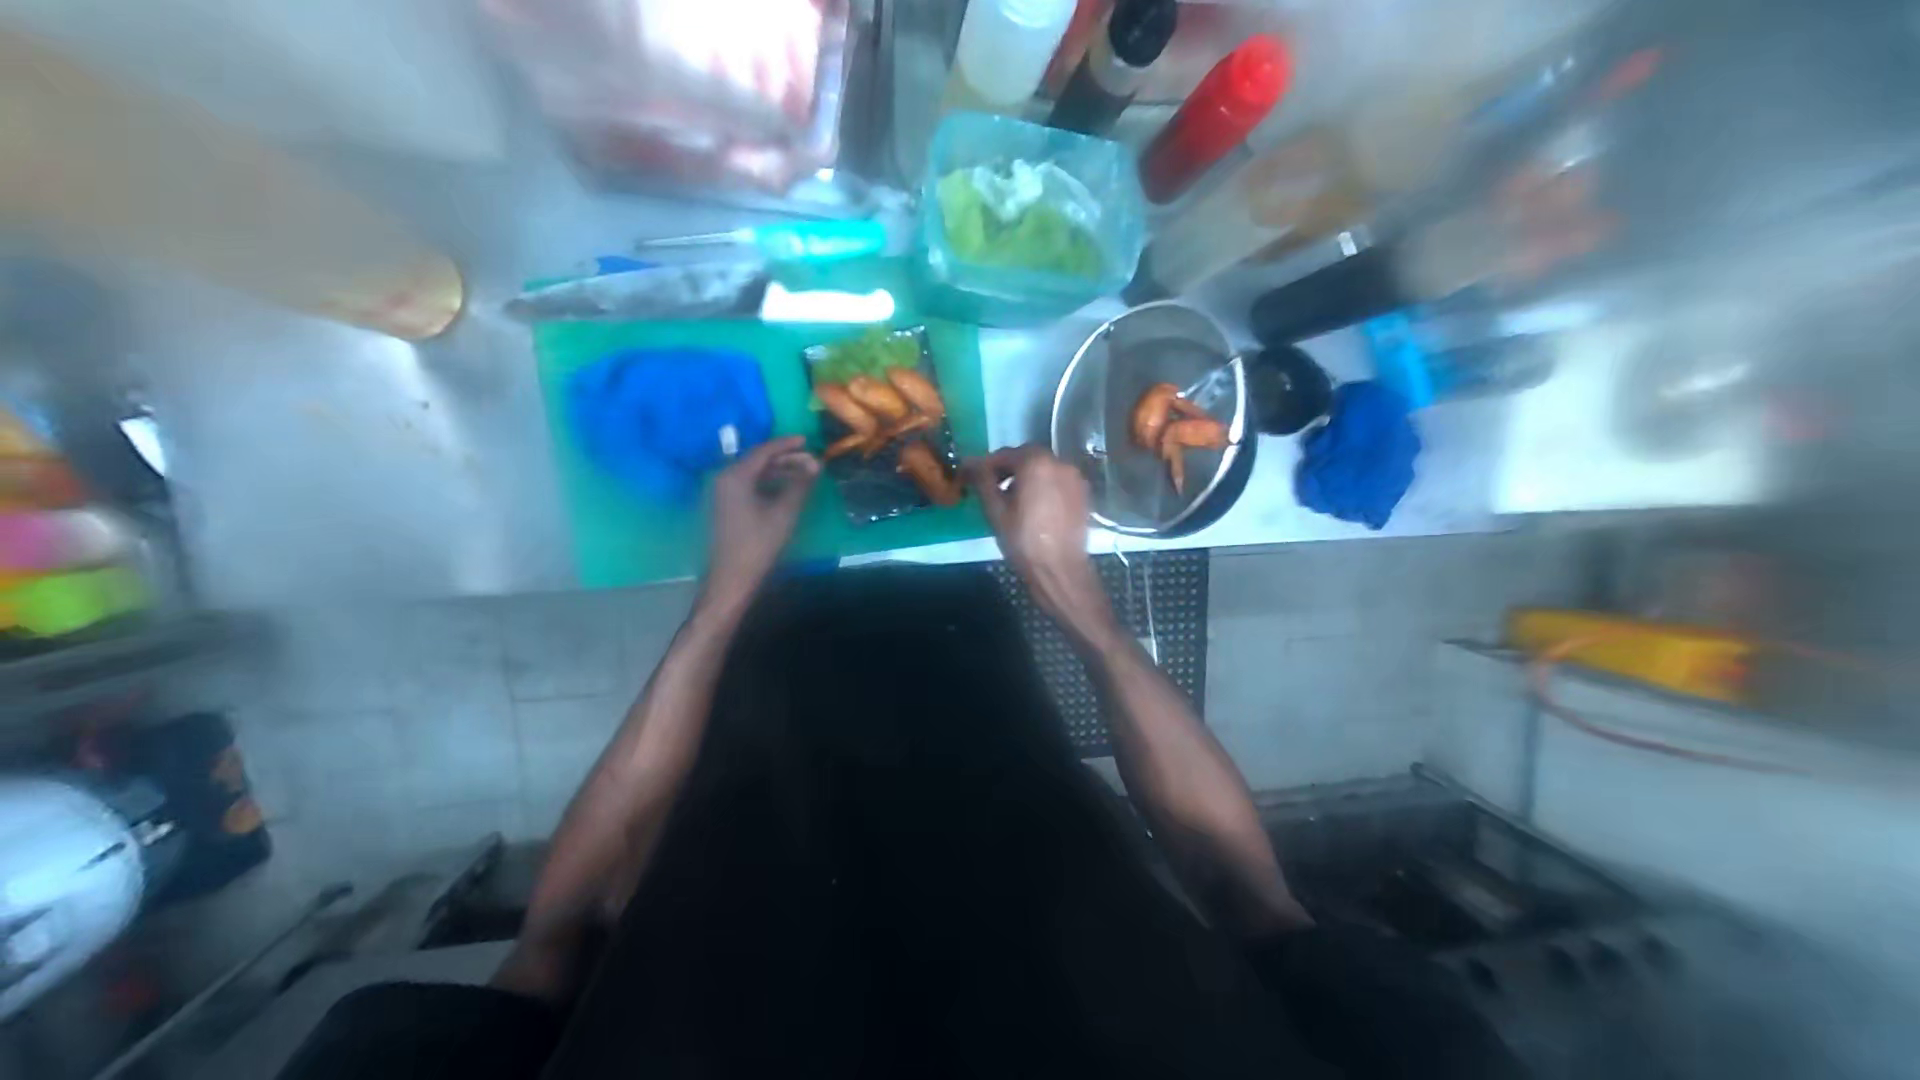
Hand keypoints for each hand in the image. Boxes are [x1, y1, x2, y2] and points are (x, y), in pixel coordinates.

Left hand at [704, 435, 819, 610]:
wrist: (731, 577)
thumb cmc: (759, 544)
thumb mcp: (784, 513)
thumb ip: (800, 484)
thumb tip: (816, 463)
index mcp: (735, 476)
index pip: (764, 451)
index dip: (787, 444)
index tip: (808, 441)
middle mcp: (724, 479)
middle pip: (757, 460)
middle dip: (785, 458)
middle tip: (811, 461)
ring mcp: (723, 493)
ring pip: (754, 473)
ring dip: (778, 471)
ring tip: (803, 473)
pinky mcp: (726, 506)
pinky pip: (749, 485)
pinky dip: (768, 482)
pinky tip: (786, 489)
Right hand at [962, 445, 1117, 643]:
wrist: (1060, 570)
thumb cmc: (1023, 540)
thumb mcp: (995, 510)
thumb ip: (982, 480)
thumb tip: (969, 463)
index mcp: (1036, 462)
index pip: (1004, 454)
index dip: (986, 466)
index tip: (974, 480)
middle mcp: (1060, 462)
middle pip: (1027, 458)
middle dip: (1008, 470)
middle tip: (993, 490)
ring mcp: (1075, 478)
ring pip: (1044, 470)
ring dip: (1027, 478)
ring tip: (1014, 501)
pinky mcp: (1083, 494)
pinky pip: (1058, 482)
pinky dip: (1044, 488)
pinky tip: (1035, 508)